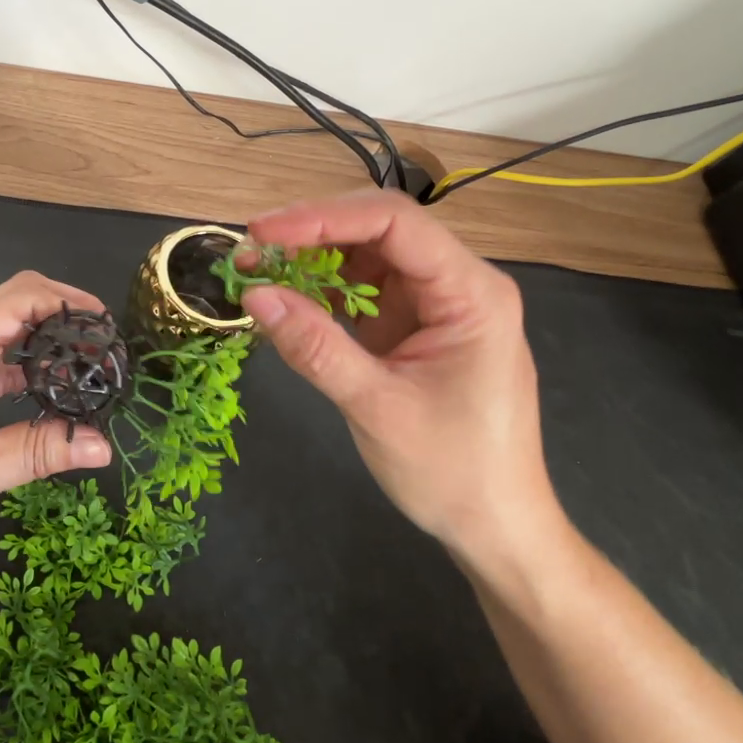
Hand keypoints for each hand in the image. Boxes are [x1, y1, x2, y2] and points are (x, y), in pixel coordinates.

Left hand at [0, 271, 114, 588]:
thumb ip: (37, 451)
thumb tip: (102, 444)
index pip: (17, 298)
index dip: (66, 299)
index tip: (108, 324)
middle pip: (8, 308)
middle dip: (58, 317)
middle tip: (104, 348)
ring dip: (39, 347)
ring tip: (85, 371)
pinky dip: (16, 375)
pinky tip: (43, 399)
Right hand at [238, 192, 561, 561]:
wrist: (493, 524)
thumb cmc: (451, 470)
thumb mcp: (376, 406)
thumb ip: (315, 347)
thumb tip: (253, 295)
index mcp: (470, 294)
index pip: (394, 223)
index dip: (323, 217)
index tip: (262, 232)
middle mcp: (455, 284)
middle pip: (378, 230)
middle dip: (310, 233)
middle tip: (249, 251)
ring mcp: (432, 304)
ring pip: (364, 256)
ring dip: (308, 259)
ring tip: (254, 271)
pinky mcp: (410, 326)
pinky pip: (360, 290)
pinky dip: (318, 291)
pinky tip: (282, 299)